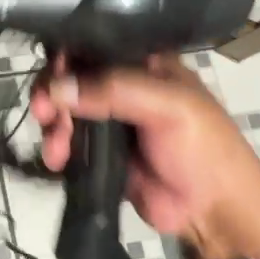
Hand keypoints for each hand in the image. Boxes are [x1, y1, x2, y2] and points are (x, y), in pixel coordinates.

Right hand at [29, 53, 259, 258]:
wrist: (216, 212)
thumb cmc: (204, 147)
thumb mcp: (168, 107)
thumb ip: (113, 91)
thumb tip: (57, 88)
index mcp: (143, 64)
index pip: (94, 46)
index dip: (67, 55)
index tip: (53, 74)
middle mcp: (121, 85)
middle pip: (71, 77)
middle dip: (51, 93)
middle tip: (44, 112)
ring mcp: (109, 120)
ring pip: (63, 109)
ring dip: (51, 124)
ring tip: (56, 145)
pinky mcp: (99, 152)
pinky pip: (67, 141)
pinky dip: (55, 147)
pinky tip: (56, 159)